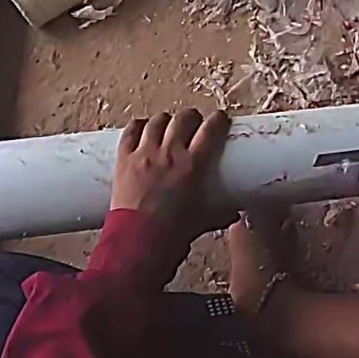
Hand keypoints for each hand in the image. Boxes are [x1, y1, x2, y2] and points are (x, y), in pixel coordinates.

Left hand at [111, 107, 231, 249]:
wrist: (138, 240)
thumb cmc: (172, 232)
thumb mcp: (203, 221)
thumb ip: (220, 214)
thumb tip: (234, 214)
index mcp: (192, 166)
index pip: (210, 130)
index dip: (218, 120)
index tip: (220, 119)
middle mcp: (169, 153)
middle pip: (183, 119)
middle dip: (191, 117)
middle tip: (193, 123)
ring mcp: (144, 153)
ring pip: (157, 121)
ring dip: (165, 120)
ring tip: (168, 125)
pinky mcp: (124, 159)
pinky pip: (130, 131)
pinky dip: (138, 126)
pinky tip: (143, 128)